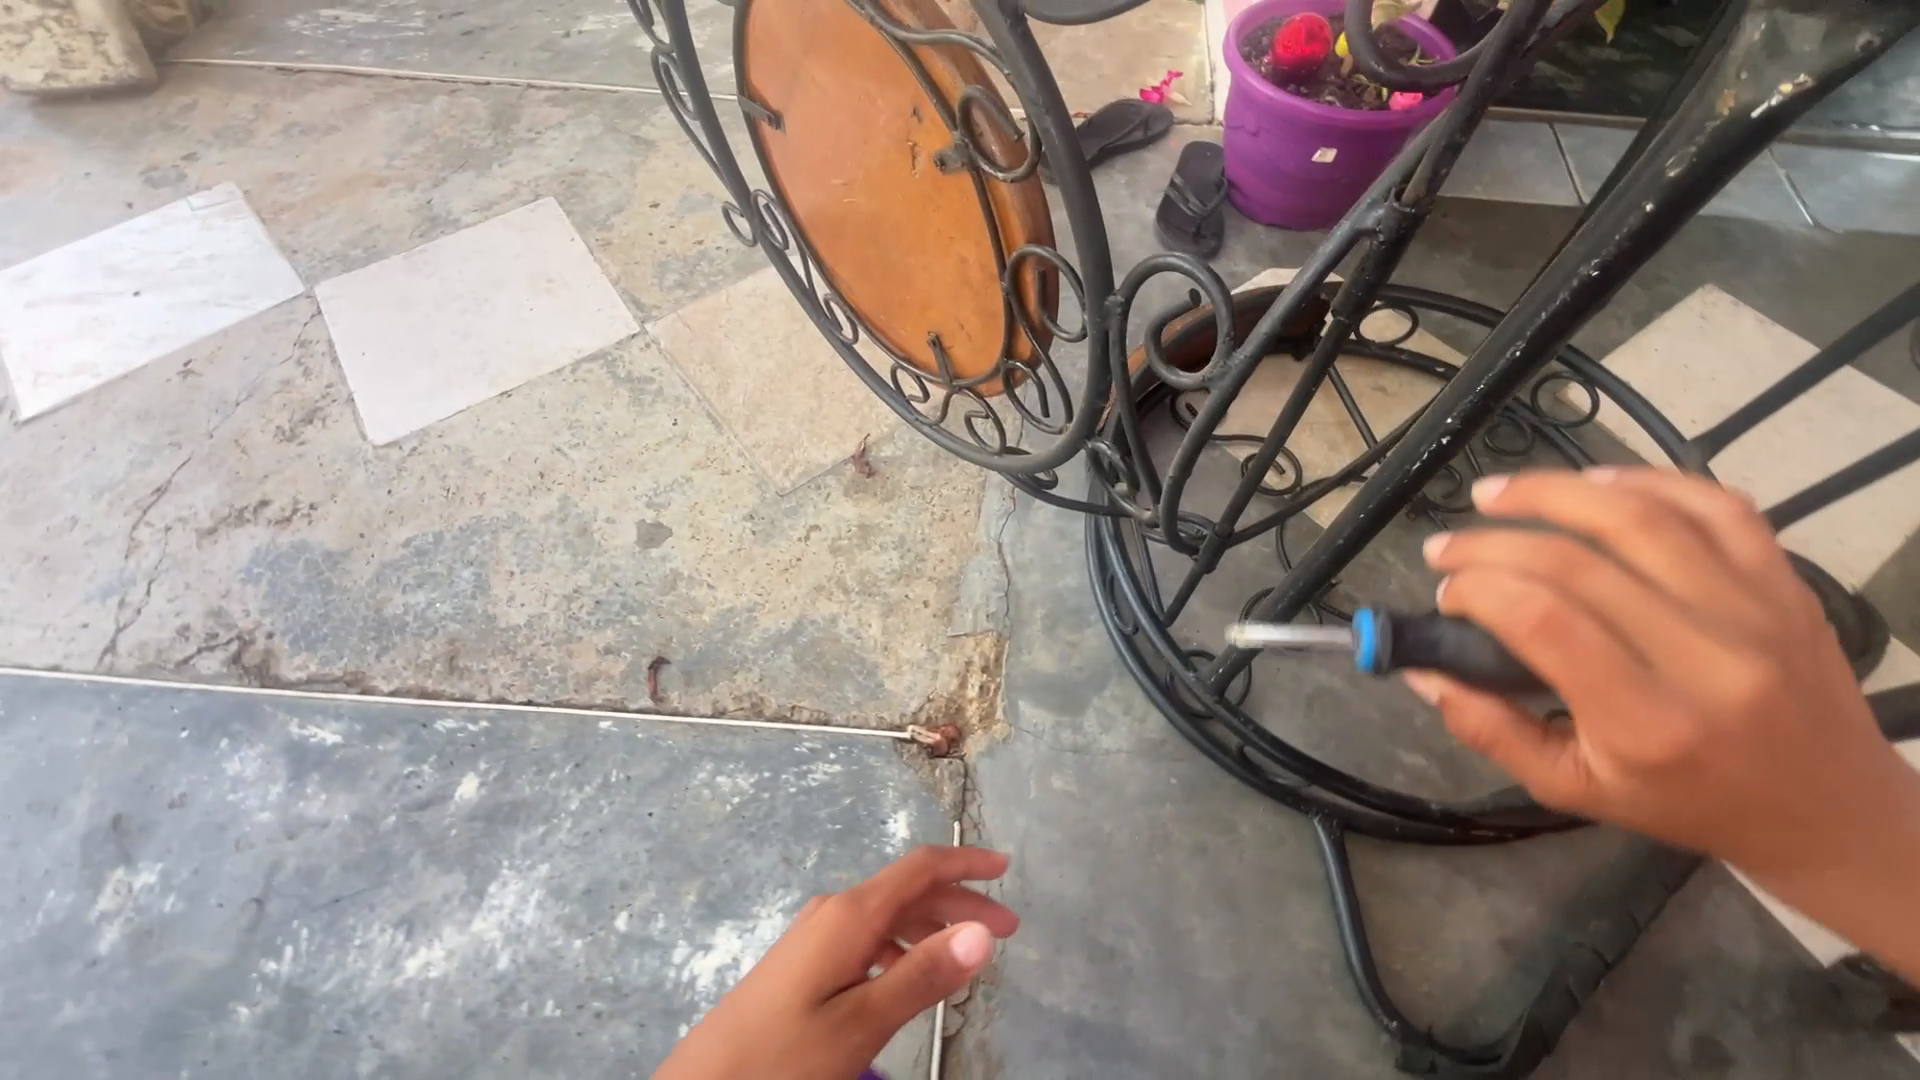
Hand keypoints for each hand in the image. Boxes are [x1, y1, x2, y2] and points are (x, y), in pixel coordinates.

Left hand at [653, 846, 1018, 1079]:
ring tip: (965, 957)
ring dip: (933, 926)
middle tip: (1006, 930)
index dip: (966, 861)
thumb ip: (922, 975)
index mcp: (851, 914)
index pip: (920, 868)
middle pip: (909, 889)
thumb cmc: (784, 1056)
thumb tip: (981, 932)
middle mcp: (835, 910)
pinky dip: (902, 946)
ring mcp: (817, 933)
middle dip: (960, 901)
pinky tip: (909, 976)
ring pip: (889, 914)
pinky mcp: (806, 959)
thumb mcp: (861, 1024)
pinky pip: (868, 936)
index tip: (1006, 867)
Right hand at [1412, 467, 1919, 878]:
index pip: (1544, 620)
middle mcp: (1710, 658)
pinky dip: (1644, 480)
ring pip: (1641, 518)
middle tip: (1444, 548)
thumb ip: (1488, 730)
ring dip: (1551, 492)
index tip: (1446, 595)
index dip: (1477, 590)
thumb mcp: (1571, 788)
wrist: (1832, 812)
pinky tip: (1590, 481)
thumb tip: (1420, 670)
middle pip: (1576, 563)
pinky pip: (1716, 507)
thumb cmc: (1686, 803)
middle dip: (1489, 544)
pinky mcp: (1787, 585)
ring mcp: (1759, 612)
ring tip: (1492, 493)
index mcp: (1648, 722)